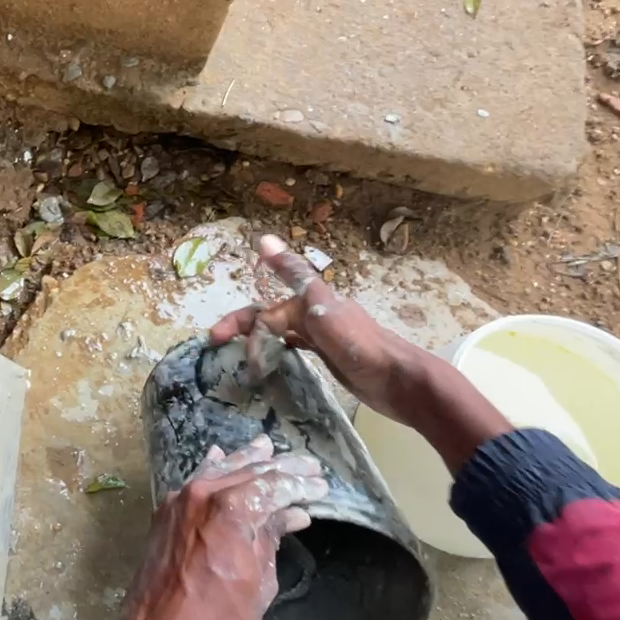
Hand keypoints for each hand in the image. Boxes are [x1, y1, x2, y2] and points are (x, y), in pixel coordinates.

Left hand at [107, 437, 328, 619]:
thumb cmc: (219, 617)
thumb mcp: (260, 581)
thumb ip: (271, 538)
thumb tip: (293, 514)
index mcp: (230, 508)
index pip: (274, 485)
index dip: (300, 484)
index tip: (320, 484)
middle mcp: (203, 492)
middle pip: (247, 470)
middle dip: (279, 466)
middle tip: (307, 463)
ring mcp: (180, 497)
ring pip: (219, 468)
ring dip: (245, 458)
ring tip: (267, 446)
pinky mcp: (166, 508)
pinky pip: (195, 478)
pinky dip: (213, 468)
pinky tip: (221, 456)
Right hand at [208, 234, 428, 423]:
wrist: (403, 382)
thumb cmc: (360, 343)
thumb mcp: (320, 305)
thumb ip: (292, 272)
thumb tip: (261, 237)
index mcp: (308, 301)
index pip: (265, 312)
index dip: (242, 325)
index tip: (216, 340)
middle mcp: (312, 314)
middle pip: (268, 319)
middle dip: (243, 331)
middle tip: (218, 346)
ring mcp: (322, 335)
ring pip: (280, 333)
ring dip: (259, 342)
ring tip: (244, 360)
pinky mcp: (330, 355)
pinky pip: (294, 347)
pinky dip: (278, 351)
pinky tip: (273, 361)